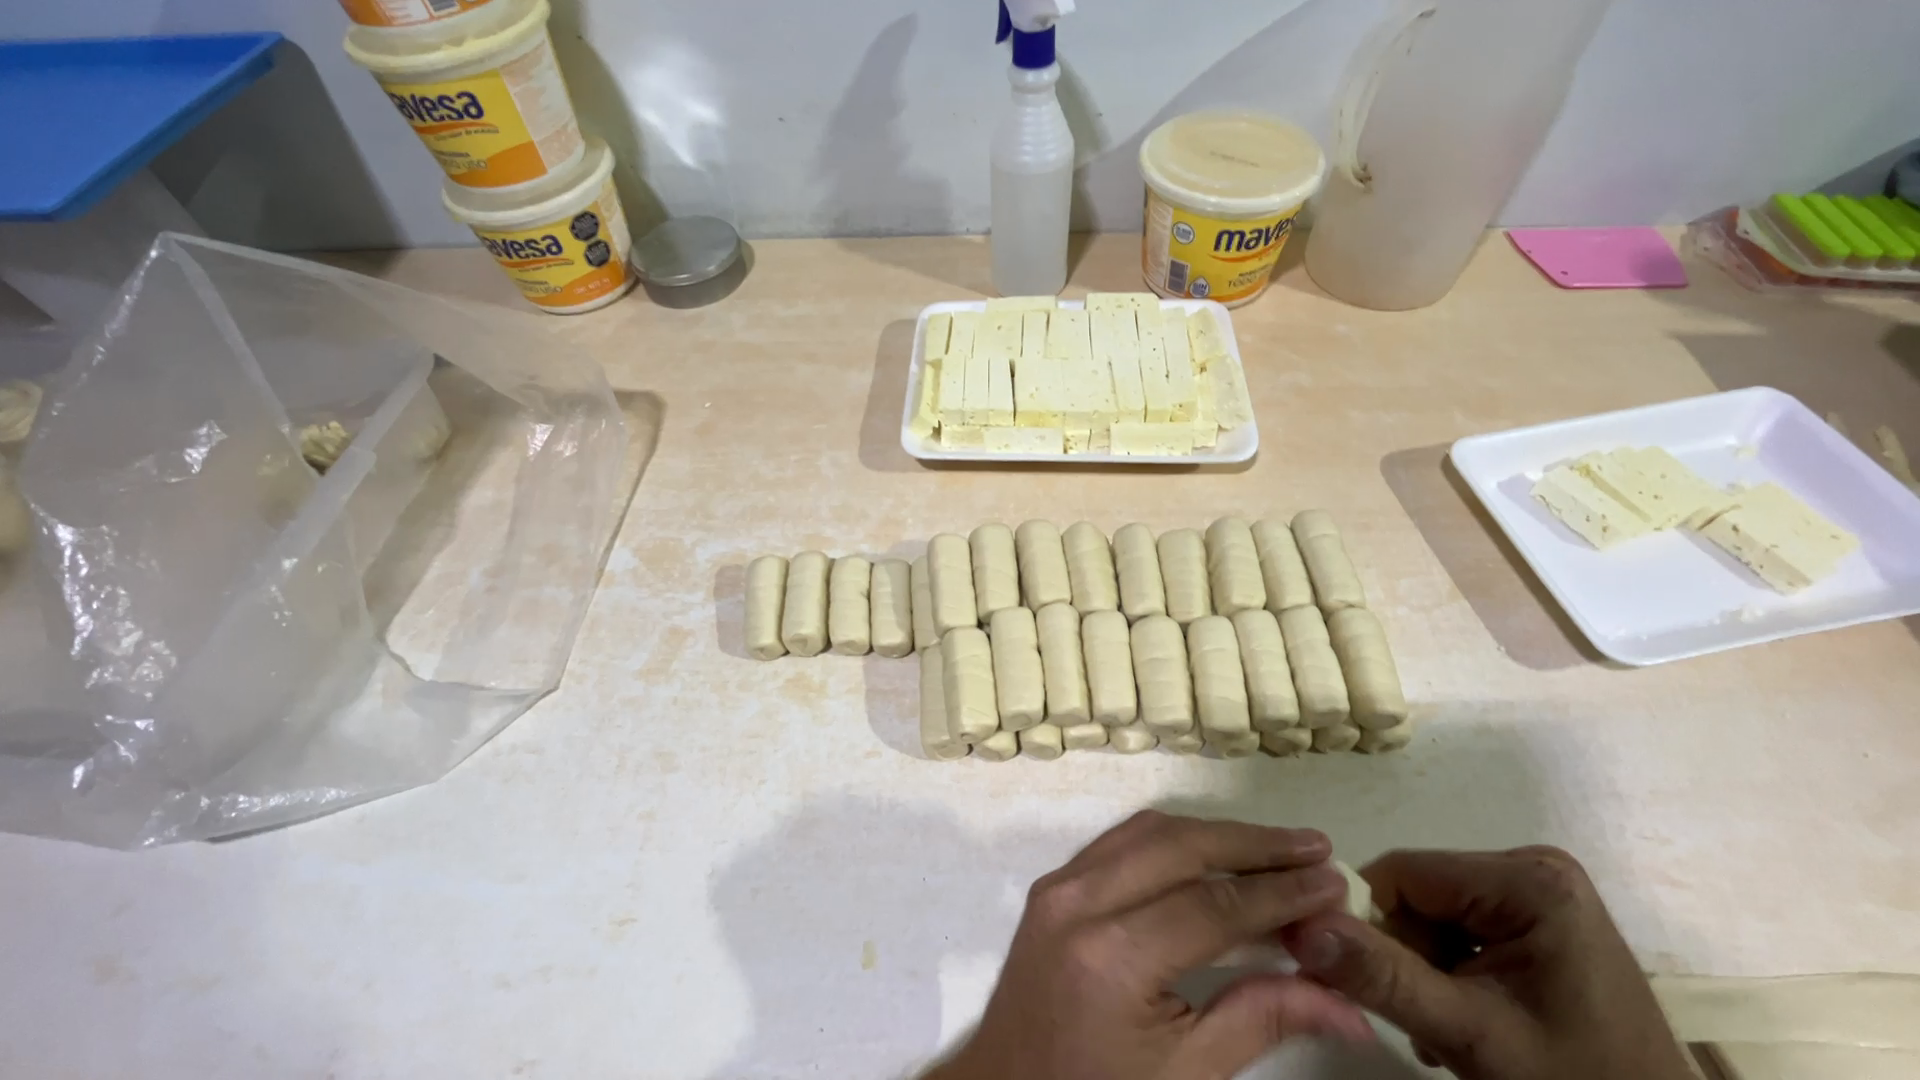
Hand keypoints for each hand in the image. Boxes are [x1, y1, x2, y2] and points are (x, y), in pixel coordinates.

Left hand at [931, 811, 1374, 1079]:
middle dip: (1254, 844)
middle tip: (1316, 849)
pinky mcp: (1053, 884)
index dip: (1279, 890)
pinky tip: (1215, 851)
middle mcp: (1079, 901)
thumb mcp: (1186, 1073)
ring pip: (1149, 831)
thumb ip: (1263, 1019)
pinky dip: (1174, 839)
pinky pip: (1121, 841)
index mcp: (1111, 955)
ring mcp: (1059, 886)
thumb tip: (1352, 1006)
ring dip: (1216, 834)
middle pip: (1180, 847)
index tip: (1335, 880)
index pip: (1213, 905)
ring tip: (1278, 847)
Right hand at [1280, 846, 1691, 1079]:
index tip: (1346, 976)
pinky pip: (1460, 931)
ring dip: (1420, 971)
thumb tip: (1296, 926)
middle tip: (1417, 1022)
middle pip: (1416, 894)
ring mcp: (1538, 896)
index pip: (1402, 873)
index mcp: (1528, 879)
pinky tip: (1466, 1020)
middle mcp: (1532, 869)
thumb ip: (1383, 977)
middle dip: (1401, 955)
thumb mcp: (1471, 1035)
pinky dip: (1446, 974)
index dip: (1362, 919)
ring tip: (1444, 1031)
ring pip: (1430, 916)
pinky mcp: (1538, 923)